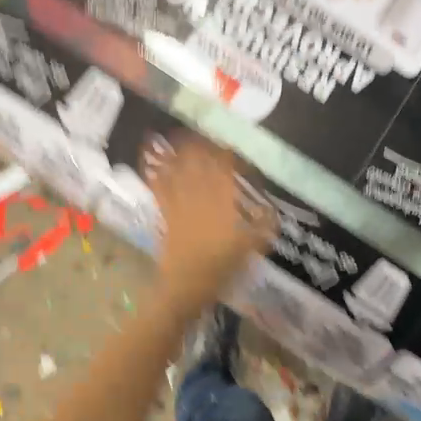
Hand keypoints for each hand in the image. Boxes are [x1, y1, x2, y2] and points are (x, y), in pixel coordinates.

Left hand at [142, 134, 276, 307]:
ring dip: (176, 152)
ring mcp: (180, 204)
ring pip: (179, 171)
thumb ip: (262, 227)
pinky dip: (153, 171)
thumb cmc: (220, 270)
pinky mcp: (165, 213)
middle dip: (200, 147)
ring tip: (175, 134)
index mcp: (224, 204)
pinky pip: (159, 188)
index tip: (230, 147)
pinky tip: (147, 156)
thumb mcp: (249, 249)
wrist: (186, 286)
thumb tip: (272, 209)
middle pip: (200, 164)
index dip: (227, 156)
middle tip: (201, 133)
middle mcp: (201, 198)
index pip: (226, 171)